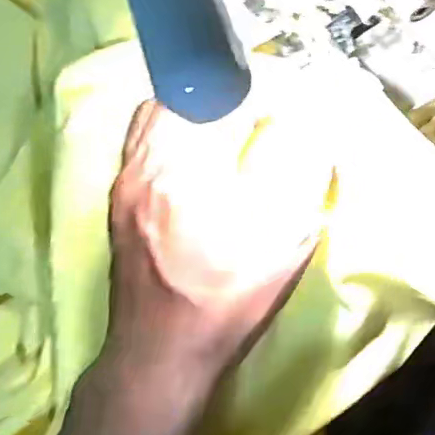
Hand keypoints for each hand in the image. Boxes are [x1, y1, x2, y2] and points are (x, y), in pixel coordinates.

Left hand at [104, 100, 329, 399]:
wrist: (161, 354)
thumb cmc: (228, 299)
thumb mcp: (284, 241)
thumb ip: (301, 175)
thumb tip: (315, 127)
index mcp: (182, 172)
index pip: (214, 94)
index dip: (255, 81)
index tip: (285, 84)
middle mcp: (142, 166)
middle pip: (178, 93)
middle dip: (225, 86)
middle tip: (262, 97)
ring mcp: (123, 182)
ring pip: (155, 112)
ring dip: (197, 102)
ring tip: (234, 117)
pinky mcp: (119, 199)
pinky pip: (145, 138)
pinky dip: (177, 126)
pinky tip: (205, 151)